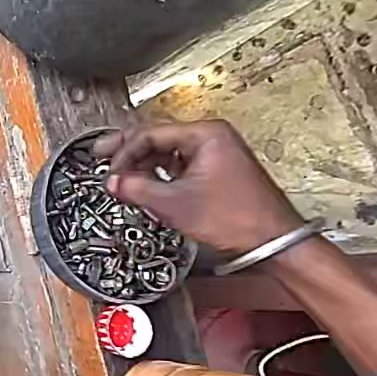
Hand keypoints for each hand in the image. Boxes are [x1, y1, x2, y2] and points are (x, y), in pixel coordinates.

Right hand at [95, 120, 303, 253]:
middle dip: (129, 151)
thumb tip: (114, 182)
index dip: (124, 153)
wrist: (273, 241)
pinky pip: (180, 164)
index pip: (150, 134)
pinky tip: (147, 186)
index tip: (112, 172)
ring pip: (168, 151)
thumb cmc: (239, 218)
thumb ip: (138, 189)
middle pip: (158, 138)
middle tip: (103, 155)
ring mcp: (216, 152)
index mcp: (205, 134)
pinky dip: (160, 174)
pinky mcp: (217, 169)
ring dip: (143, 164)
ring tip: (122, 176)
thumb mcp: (176, 204)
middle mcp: (212, 137)